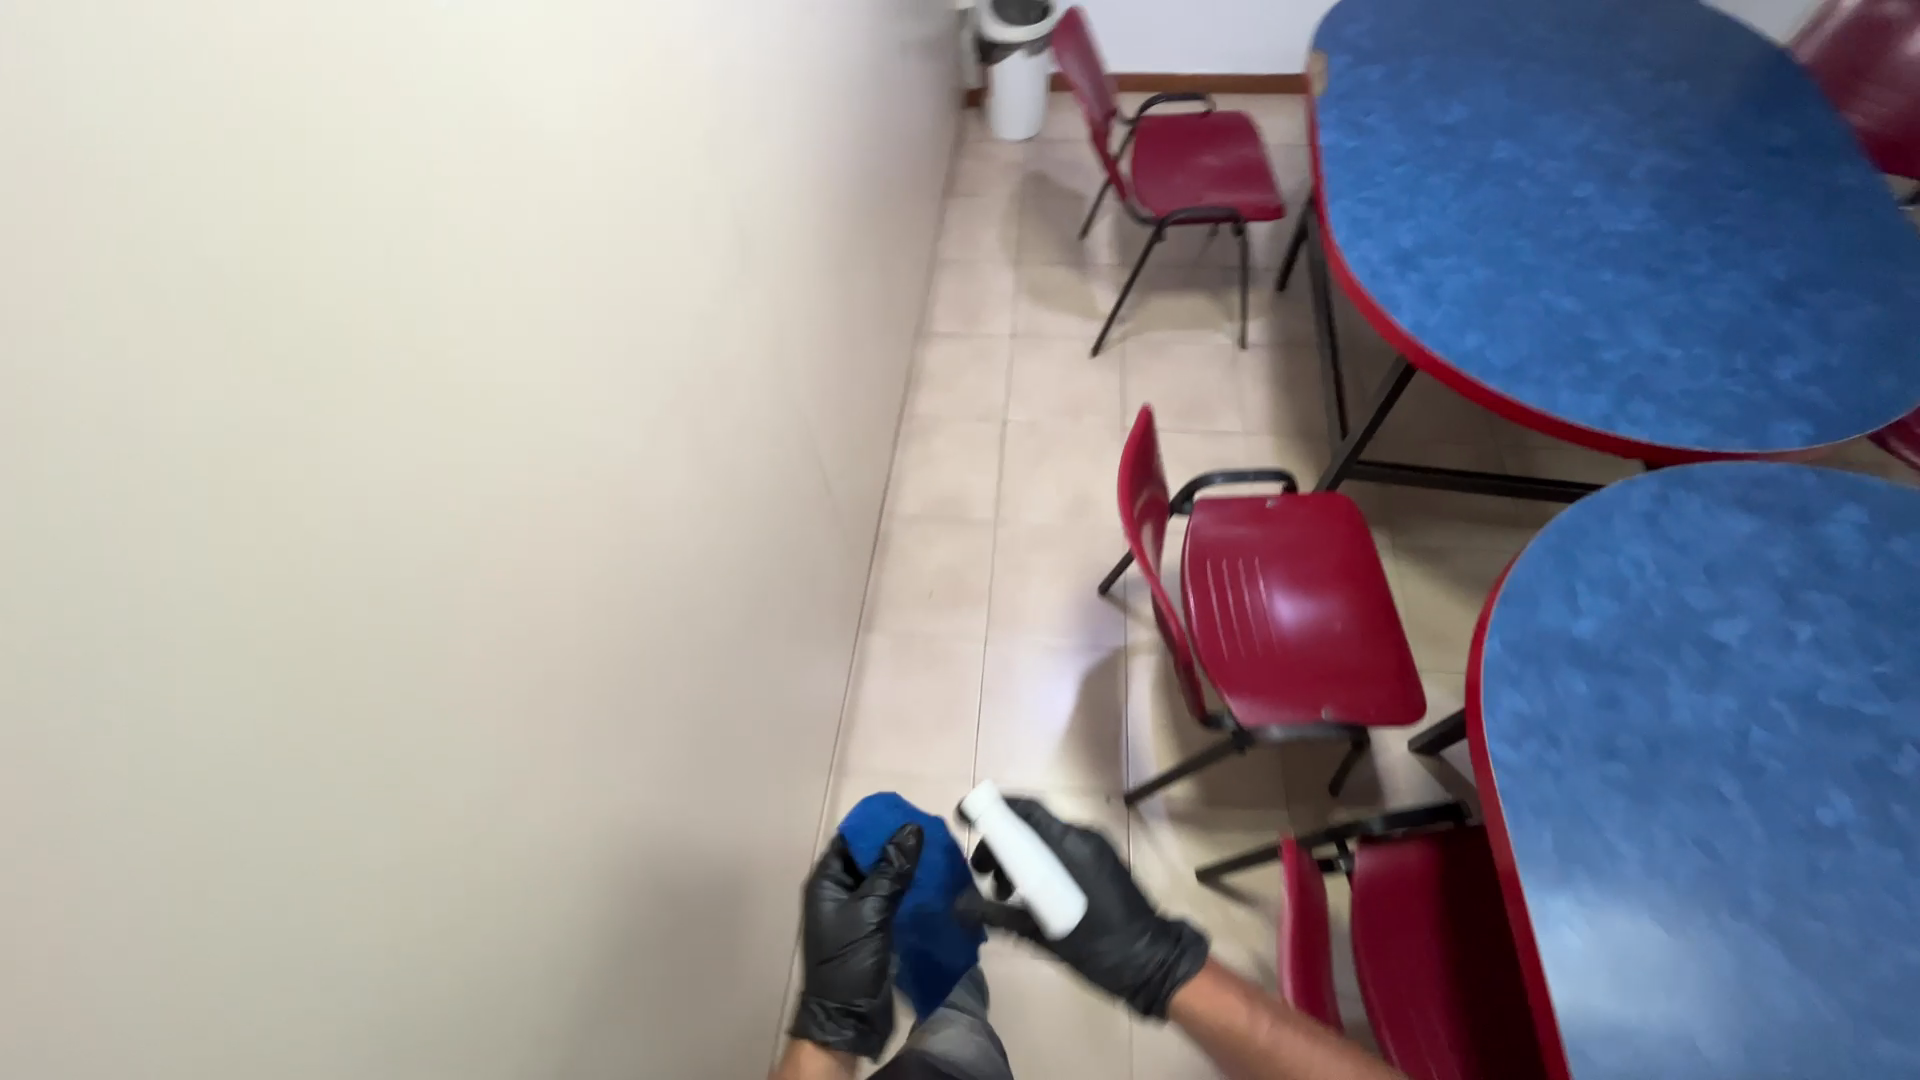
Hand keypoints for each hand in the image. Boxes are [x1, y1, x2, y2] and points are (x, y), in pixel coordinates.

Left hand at [789, 824, 922, 1058]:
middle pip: (870, 855)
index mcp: (827, 881)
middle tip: (931, 833)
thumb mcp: (871, 911)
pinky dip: (910, 888)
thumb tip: (912, 829)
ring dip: (907, 866)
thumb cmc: (849, 962)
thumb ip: (891, 870)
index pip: (851, 839)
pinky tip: (935, 882)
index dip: (877, 824)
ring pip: (884, 876)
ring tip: (938, 853)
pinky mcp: (875, 927)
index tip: (908, 813)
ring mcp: (858, 910)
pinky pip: (894, 897)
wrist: (848, 1020)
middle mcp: (840, 890)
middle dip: (897, 843)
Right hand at [955, 797, 1207, 1018]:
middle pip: (1031, 824)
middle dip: (1000, 842)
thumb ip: (997, 914)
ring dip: (1019, 857)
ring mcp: (1095, 847)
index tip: (965, 814)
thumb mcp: (1042, 934)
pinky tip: (1030, 894)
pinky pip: (1062, 850)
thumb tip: (956, 906)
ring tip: (1003, 893)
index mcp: (1069, 847)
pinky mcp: (1102, 860)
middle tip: (980, 872)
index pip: (1026, 810)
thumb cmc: (1098, 949)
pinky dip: (1039, 864)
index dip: (993, 807)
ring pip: (1045, 838)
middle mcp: (1083, 837)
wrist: (1153, 964)